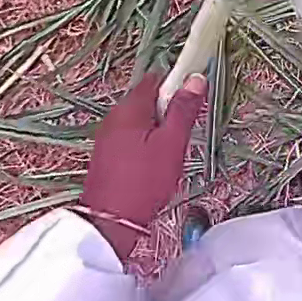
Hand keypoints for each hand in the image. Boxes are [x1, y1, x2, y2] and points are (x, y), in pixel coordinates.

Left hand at [80, 71, 206, 260]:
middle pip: (147, 99)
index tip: (194, 98)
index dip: (177, 83)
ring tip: (171, 152)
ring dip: (158, 128)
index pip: (155, 78)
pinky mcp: (106, 153)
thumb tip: (195, 79)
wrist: (110, 221)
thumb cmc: (144, 182)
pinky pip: (131, 136)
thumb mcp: (171, 144)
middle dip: (168, 110)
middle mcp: (114, 116)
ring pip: (140, 119)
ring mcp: (107, 135)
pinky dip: (146, 141)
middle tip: (183, 133)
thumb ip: (183, 110)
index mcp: (130, 108)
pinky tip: (155, 162)